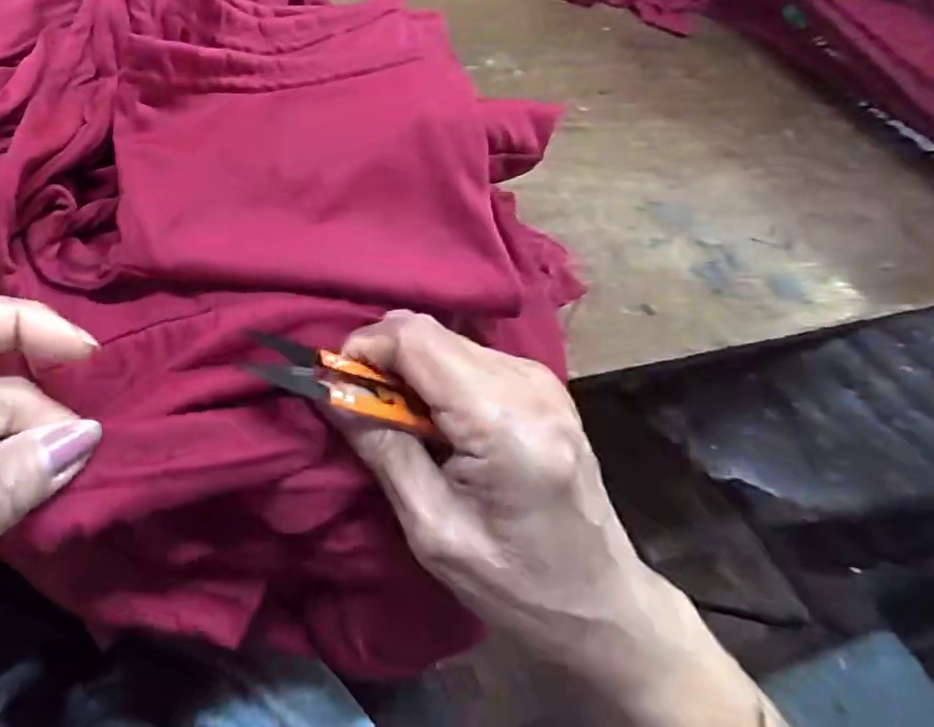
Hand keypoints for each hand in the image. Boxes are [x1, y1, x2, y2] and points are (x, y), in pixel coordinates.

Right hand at [339, 312, 776, 726]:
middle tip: (360, 406)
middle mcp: (527, 383)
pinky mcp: (542, 382)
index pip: (416, 339)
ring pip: (446, 338)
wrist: (602, 602)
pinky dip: (435, 373)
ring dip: (407, 367)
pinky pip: (468, 353)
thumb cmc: (514, 584)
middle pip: (429, 331)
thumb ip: (382, 448)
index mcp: (503, 422)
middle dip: (381, 358)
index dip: (364, 348)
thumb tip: (331, 390)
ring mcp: (540, 377)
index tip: (336, 384)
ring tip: (397, 420)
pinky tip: (435, 420)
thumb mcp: (432, 529)